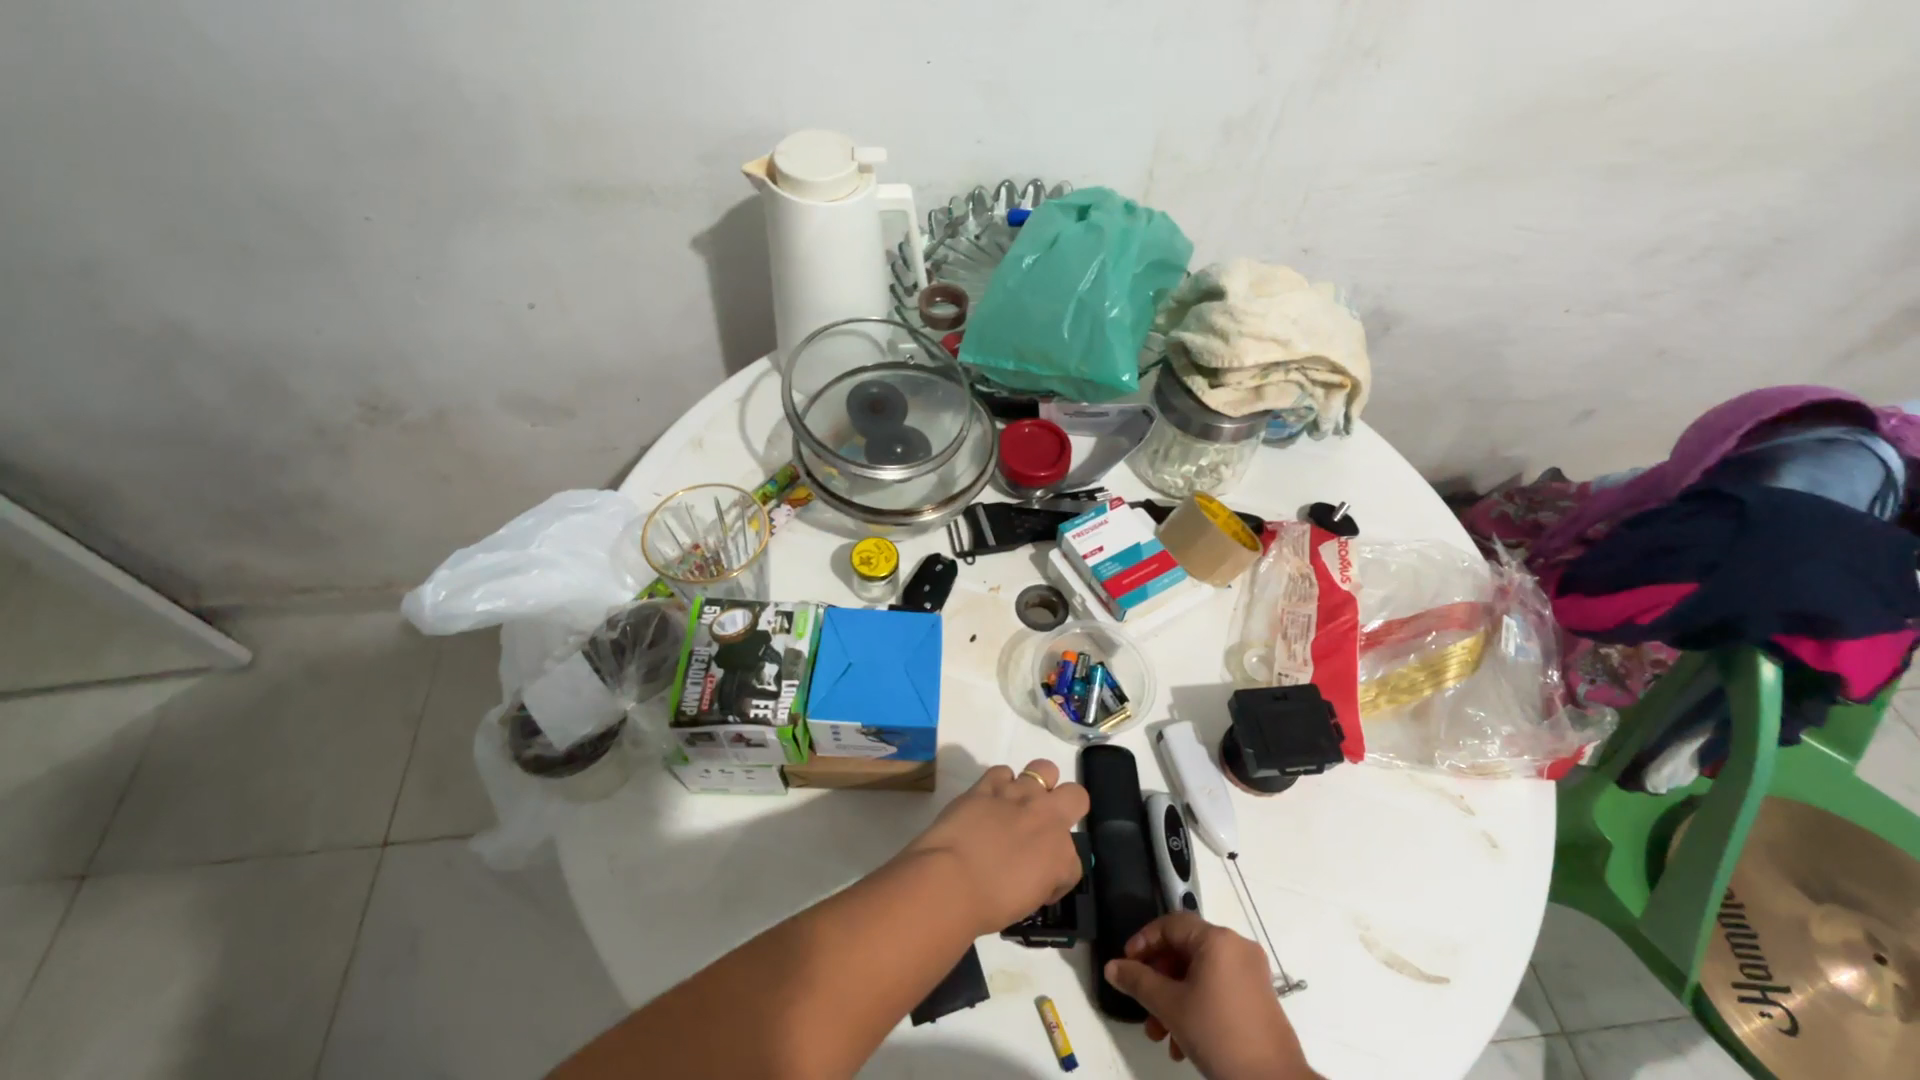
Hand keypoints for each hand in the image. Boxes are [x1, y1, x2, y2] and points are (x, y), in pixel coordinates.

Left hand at [895, 759, 1089, 935]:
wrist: (950, 883)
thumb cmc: (989, 905)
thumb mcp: (1027, 903)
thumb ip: (1039, 881)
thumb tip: (1033, 874)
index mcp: (1061, 857)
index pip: (1073, 865)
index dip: (1057, 878)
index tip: (1038, 887)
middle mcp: (1047, 818)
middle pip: (1077, 796)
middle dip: (1066, 807)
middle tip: (1044, 824)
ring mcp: (1018, 796)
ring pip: (1044, 769)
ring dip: (1037, 784)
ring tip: (1020, 802)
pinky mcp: (987, 786)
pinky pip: (1002, 772)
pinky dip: (999, 783)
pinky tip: (990, 799)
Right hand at [1104, 913, 1315, 1079]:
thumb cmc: (1218, 1034)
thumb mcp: (1169, 1006)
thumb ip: (1137, 981)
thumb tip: (1112, 967)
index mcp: (1218, 941)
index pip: (1171, 924)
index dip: (1143, 941)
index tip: (1126, 966)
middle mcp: (1237, 948)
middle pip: (1185, 951)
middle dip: (1158, 980)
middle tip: (1141, 1005)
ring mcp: (1251, 974)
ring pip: (1199, 975)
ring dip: (1173, 1000)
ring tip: (1159, 1035)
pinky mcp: (1258, 999)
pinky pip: (1217, 990)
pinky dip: (1195, 1008)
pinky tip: (1181, 1045)